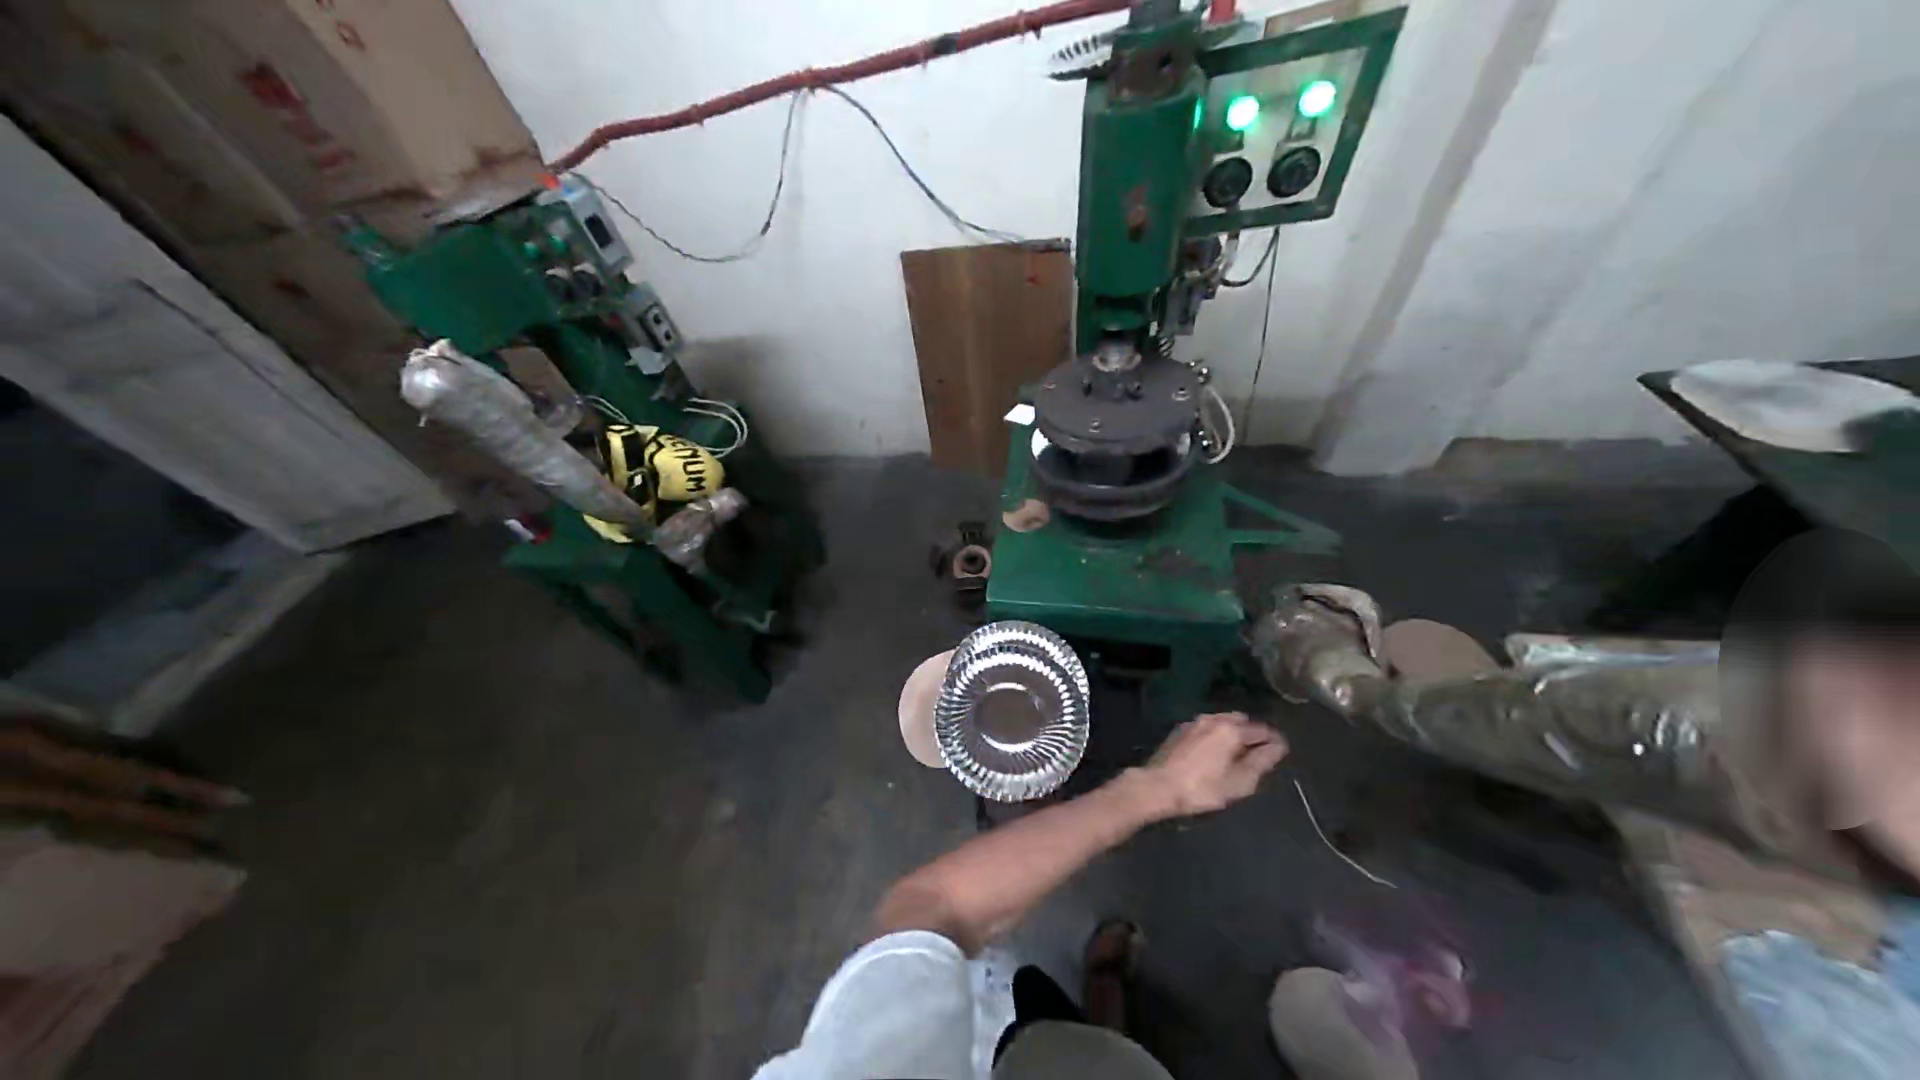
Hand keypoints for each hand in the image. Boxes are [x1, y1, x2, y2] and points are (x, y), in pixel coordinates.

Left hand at [1128, 712, 1288, 819]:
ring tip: (1236, 755)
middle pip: (1242, 721)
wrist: (1159, 785)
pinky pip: (1207, 727)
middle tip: (1257, 756)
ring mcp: (1194, 722)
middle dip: (1253, 734)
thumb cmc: (1203, 788)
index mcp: (1231, 730)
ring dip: (1233, 733)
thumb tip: (1278, 746)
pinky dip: (1216, 734)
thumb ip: (1261, 761)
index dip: (1274, 741)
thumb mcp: (1239, 782)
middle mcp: (1213, 719)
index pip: (1262, 730)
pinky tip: (1214, 752)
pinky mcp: (1180, 730)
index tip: (1280, 753)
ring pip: (1222, 721)